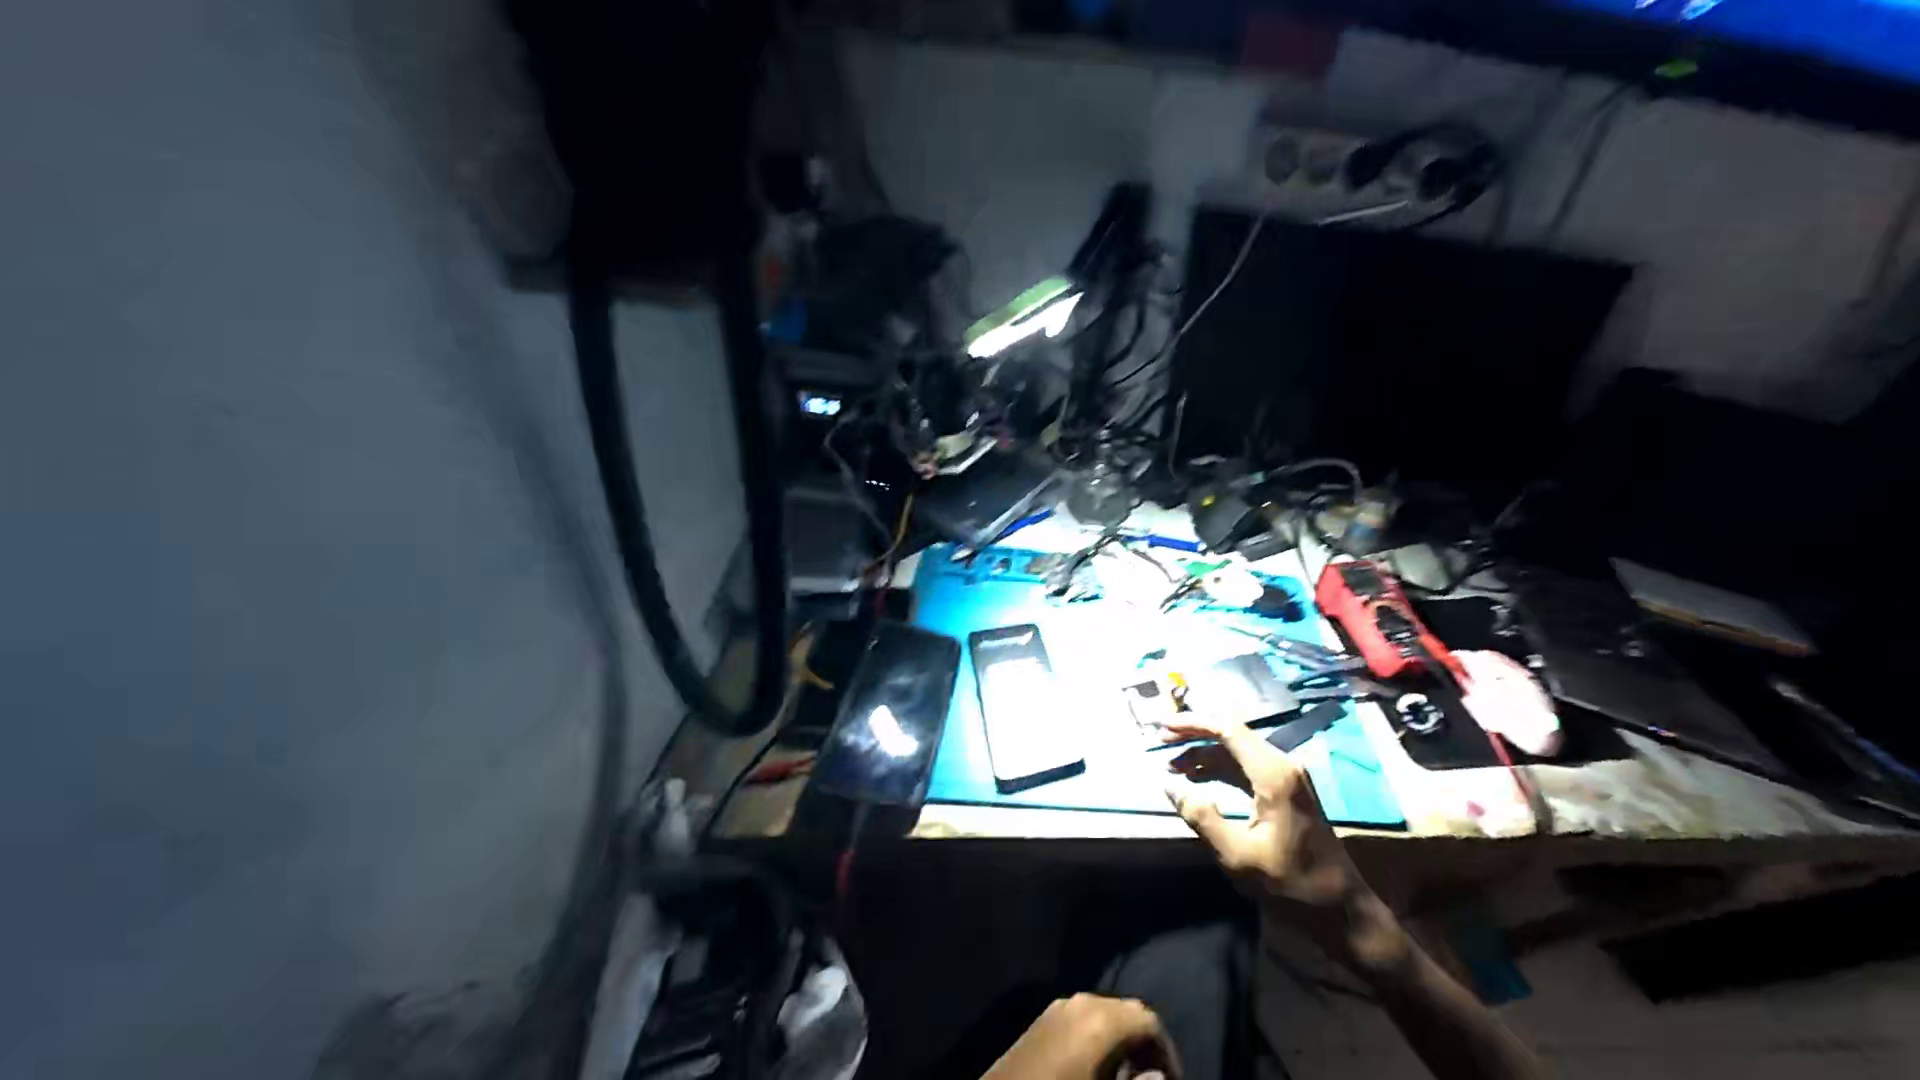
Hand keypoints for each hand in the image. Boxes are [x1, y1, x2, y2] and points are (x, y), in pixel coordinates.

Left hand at [981, 993, 1179, 1079]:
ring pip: (1104, 1014)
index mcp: (1098, 1019)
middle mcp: (1079, 1002)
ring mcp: (1057, 1008)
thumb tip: (1160, 1075)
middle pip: (1126, 1011)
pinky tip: (1097, 1072)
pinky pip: (1083, 1020)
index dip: (1167, 1051)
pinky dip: (1100, 1039)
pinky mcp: (1042, 1021)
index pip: (1148, 1019)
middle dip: (1145, 1044)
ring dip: (1122, 1042)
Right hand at [1161, 718, 1398, 963]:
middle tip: (1161, 744)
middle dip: (1193, 736)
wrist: (1339, 907)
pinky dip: (1218, 767)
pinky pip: (1245, 766)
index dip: (1192, 723)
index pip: (1228, 728)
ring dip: (1203, 754)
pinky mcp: (1286, 790)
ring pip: (1236, 750)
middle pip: (1231, 734)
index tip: (1163, 729)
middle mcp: (1282, 765)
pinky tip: (1196, 779)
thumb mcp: (1237, 855)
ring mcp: (1287, 776)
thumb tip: (1170, 785)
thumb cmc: (1289, 882)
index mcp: (1273, 773)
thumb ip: (1201, 817)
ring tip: (1172, 765)